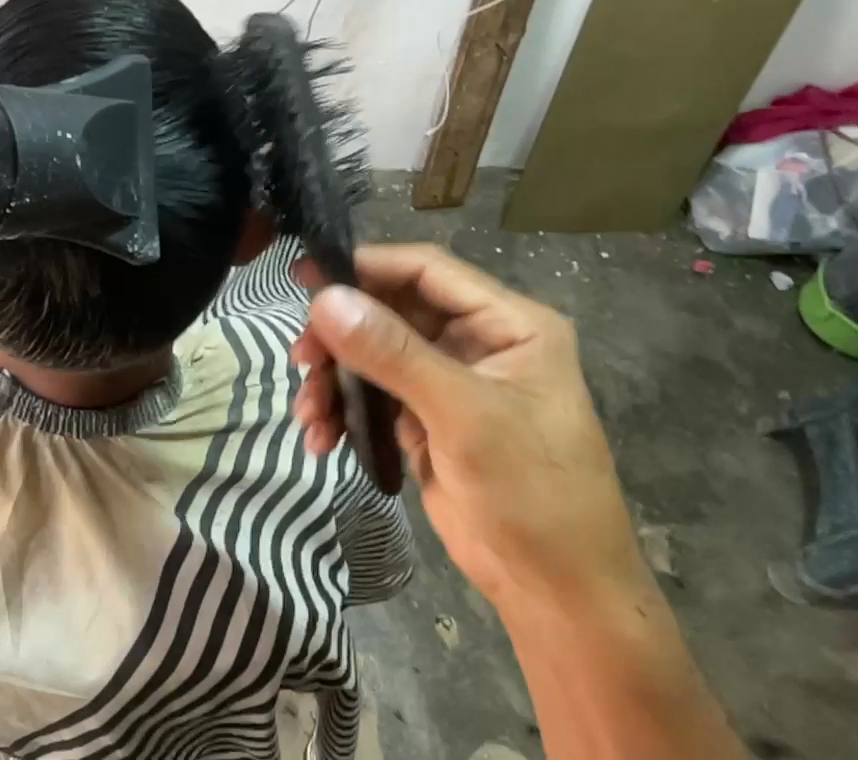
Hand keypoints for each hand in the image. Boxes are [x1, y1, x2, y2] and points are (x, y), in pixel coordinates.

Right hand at [291, 244, 649, 612]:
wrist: (556, 590)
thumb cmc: (532, 492)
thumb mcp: (464, 415)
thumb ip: (393, 353)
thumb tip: (324, 299)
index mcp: (507, 324)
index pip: (426, 271)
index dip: (365, 266)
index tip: (304, 277)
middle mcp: (476, 343)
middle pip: (388, 313)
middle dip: (340, 337)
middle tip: (301, 360)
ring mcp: (447, 383)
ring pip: (371, 356)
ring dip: (333, 381)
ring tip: (309, 416)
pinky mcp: (425, 419)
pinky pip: (370, 396)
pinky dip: (341, 412)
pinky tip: (322, 440)